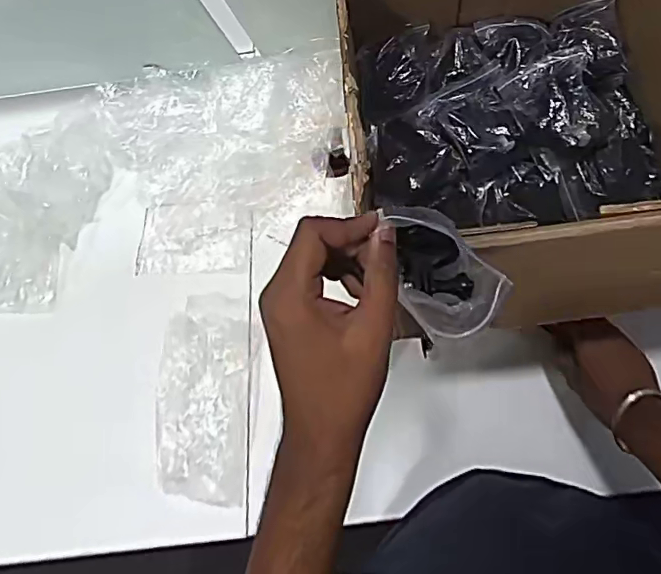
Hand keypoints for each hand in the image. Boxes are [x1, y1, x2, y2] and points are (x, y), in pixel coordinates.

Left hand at [261, 213, 398, 457]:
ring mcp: (279, 304)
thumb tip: (384, 234)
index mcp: (288, 293)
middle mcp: (276, 293)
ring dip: (345, 261)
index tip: (379, 228)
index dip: (348, 225)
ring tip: (375, 281)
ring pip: (312, 258)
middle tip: (382, 253)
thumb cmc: (342, 392)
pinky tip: (362, 295)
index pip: (312, 233)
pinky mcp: (288, 313)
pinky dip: (337, 277)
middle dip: (350, 243)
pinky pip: (311, 278)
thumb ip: (381, 273)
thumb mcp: (373, 326)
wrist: (322, 435)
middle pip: (311, 243)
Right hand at [546, 318, 658, 426]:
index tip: (547, 324)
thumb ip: (564, 360)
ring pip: (599, 324)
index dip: (553, 324)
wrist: (640, 413)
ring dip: (588, 327)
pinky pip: (613, 334)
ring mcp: (619, 338)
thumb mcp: (576, 382)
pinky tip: (602, 348)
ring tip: (582, 338)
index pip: (563, 323)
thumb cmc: (606, 400)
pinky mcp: (633, 348)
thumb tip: (560, 351)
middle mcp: (601, 332)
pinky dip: (604, 337)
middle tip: (563, 330)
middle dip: (571, 323)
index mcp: (583, 337)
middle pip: (582, 319)